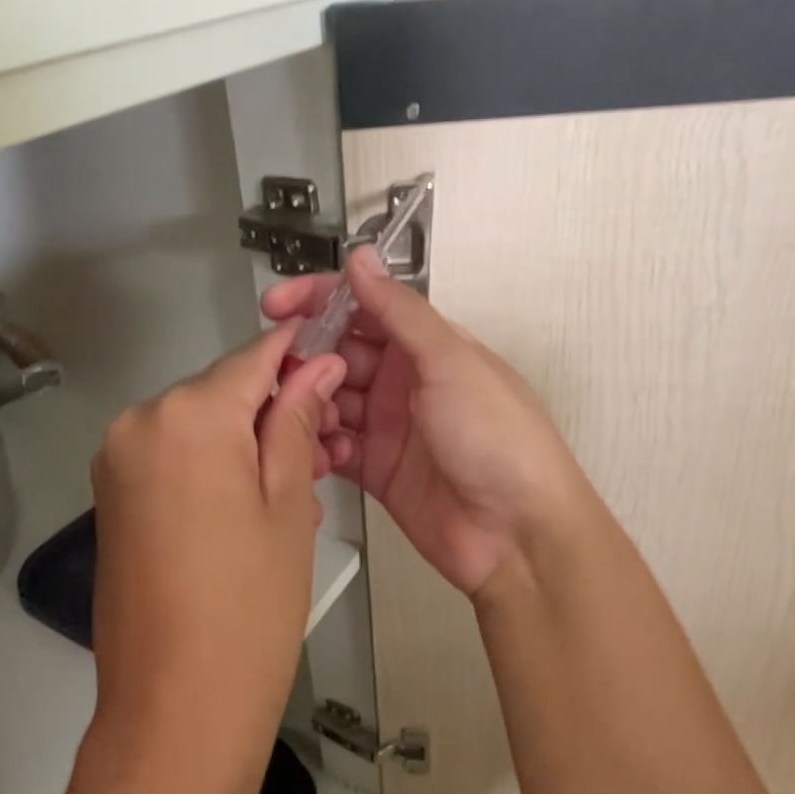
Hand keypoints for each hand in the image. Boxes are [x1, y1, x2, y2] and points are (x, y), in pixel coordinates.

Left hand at [90, 326, 346, 739]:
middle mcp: (137, 424)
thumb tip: (316, 365)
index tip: (338, 366)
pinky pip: (172, 463)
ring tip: (290, 506)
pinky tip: (247, 519)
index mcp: (186, 416)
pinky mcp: (110, 500)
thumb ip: (296, 423)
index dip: (300, 358)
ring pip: (197, 430)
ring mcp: (115, 464)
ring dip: (245, 448)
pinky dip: (212, 473)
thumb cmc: (251, 608)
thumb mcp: (288, 508)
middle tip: (322, 462)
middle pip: (220, 393)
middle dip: (272, 413)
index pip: (253, 357)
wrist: (176, 706)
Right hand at [262, 246, 590, 596]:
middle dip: (308, 359)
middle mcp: (406, 383)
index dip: (318, 301)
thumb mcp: (451, 361)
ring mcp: (391, 428)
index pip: (363, 308)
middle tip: (288, 372)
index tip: (278, 304)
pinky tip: (323, 452)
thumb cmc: (504, 442)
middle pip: (338, 355)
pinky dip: (320, 447)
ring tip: (308, 416)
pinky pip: (333, 449)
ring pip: (329, 402)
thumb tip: (363, 261)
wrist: (516, 532)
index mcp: (429, 347)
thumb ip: (400, 311)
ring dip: (310, 405)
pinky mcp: (379, 471)